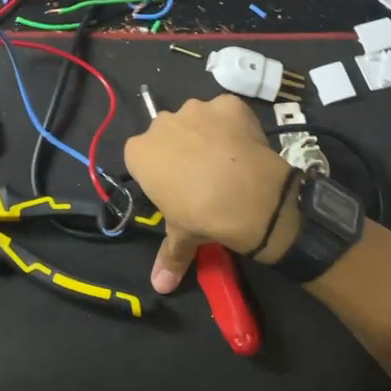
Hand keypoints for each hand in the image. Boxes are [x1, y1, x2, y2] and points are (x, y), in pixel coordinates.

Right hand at [124, 96, 298, 293]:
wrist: (251, 197)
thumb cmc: (203, 215)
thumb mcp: (182, 237)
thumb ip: (169, 256)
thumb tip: (160, 288)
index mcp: (139, 152)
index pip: (142, 159)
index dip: (161, 174)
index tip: (178, 190)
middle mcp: (161, 123)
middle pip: (168, 135)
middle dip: (181, 151)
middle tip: (203, 178)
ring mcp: (196, 109)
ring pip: (198, 120)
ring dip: (207, 135)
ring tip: (228, 163)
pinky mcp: (228, 102)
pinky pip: (227, 113)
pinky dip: (234, 126)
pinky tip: (244, 148)